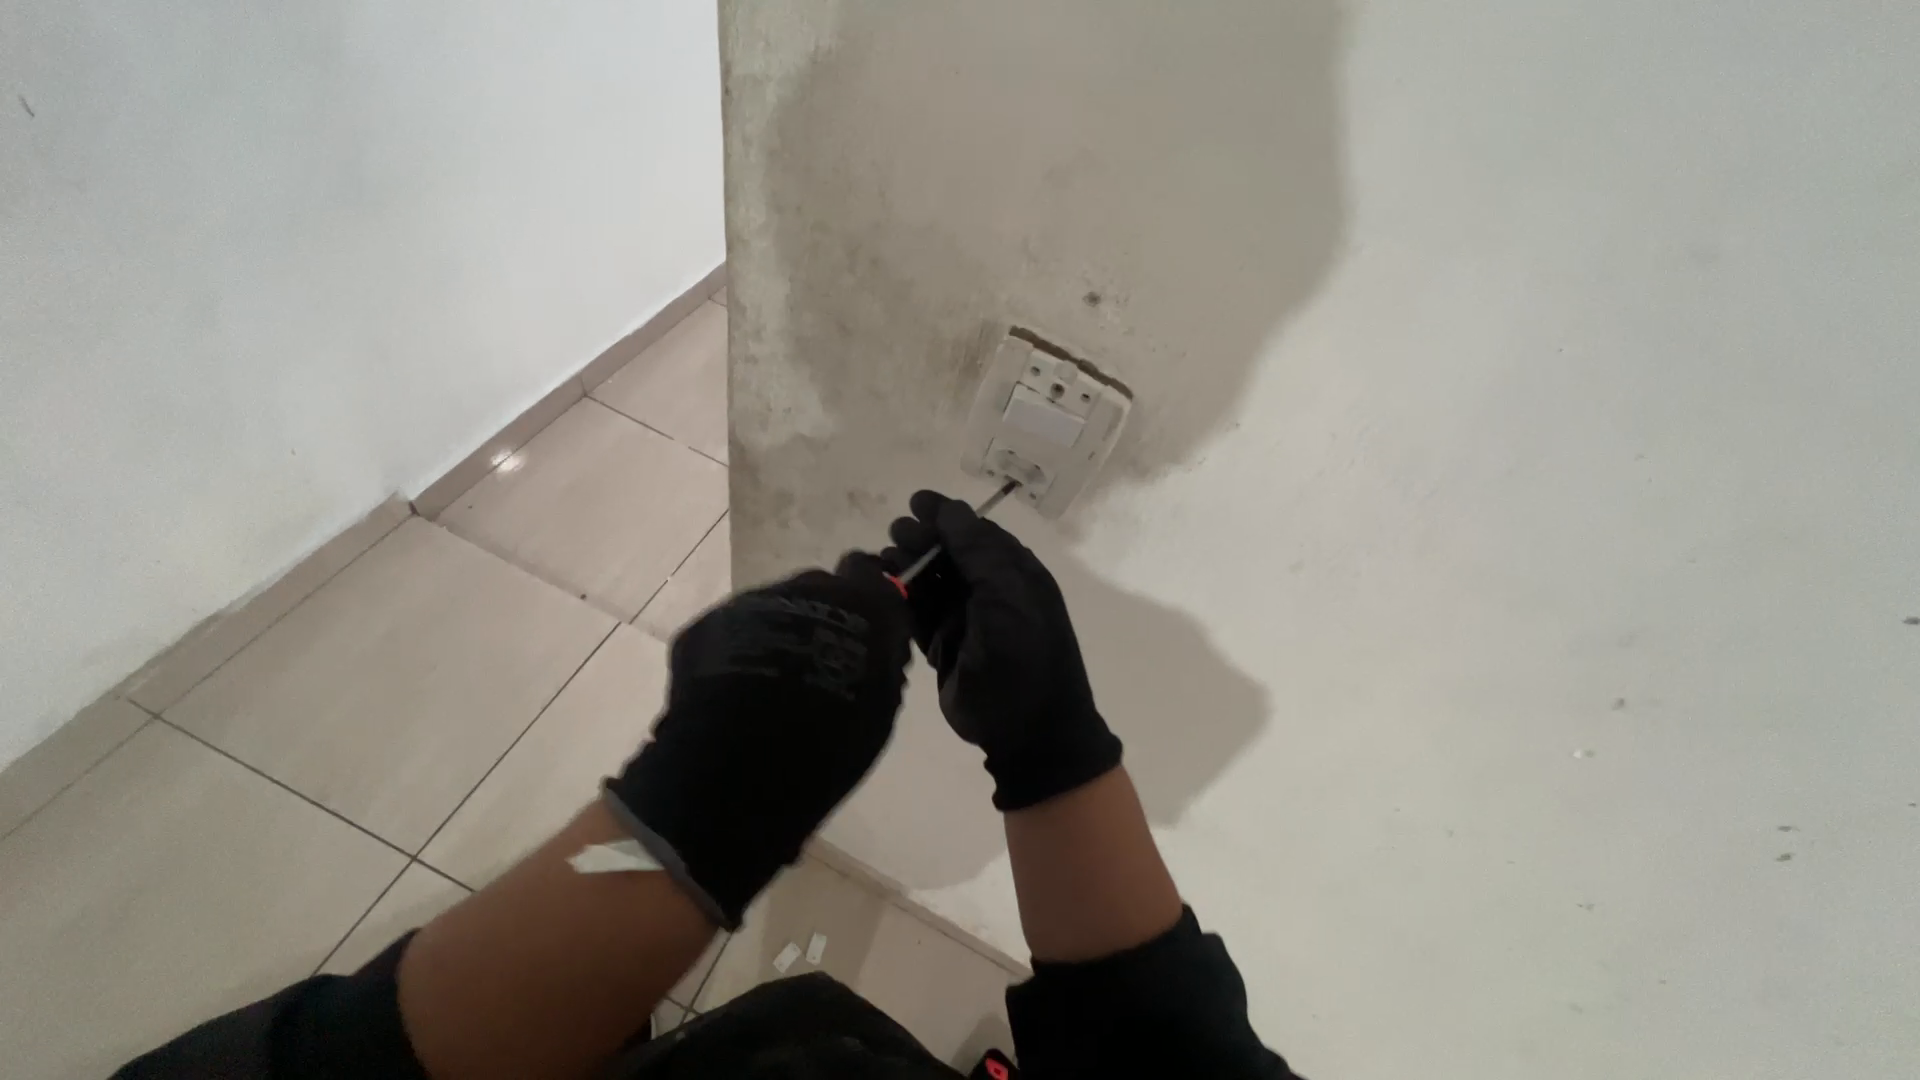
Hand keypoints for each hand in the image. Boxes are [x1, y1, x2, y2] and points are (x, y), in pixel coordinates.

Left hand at [604, 554, 910, 927]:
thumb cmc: (834, 739)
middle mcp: (807, 587)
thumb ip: (881, 662)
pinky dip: (737, 655)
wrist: (745, 761)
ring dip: (778, 636)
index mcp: (860, 602)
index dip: (864, 595)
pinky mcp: (708, 626)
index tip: (863, 626)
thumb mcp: (882, 702)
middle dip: (820, 618)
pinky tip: (733, 697)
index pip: (867, 570)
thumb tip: (879, 650)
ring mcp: (752, 602)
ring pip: (773, 609)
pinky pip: (733, 632)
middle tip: (818, 667)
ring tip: (770, 690)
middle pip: (818, 589)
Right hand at [885, 490, 1121, 809]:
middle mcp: (990, 592)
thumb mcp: (1008, 597)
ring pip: (931, 583)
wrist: (1030, 732)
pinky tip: (878, 590)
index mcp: (1015, 575)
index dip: (946, 516)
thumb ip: (980, 552)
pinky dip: (899, 601)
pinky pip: (918, 616)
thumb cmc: (1024, 659)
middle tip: (894, 532)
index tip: (915, 501)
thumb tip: (953, 509)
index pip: (976, 533)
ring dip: (908, 568)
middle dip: (922, 540)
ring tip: (882, 559)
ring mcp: (966, 621)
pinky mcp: (944, 647)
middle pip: (950, 555)